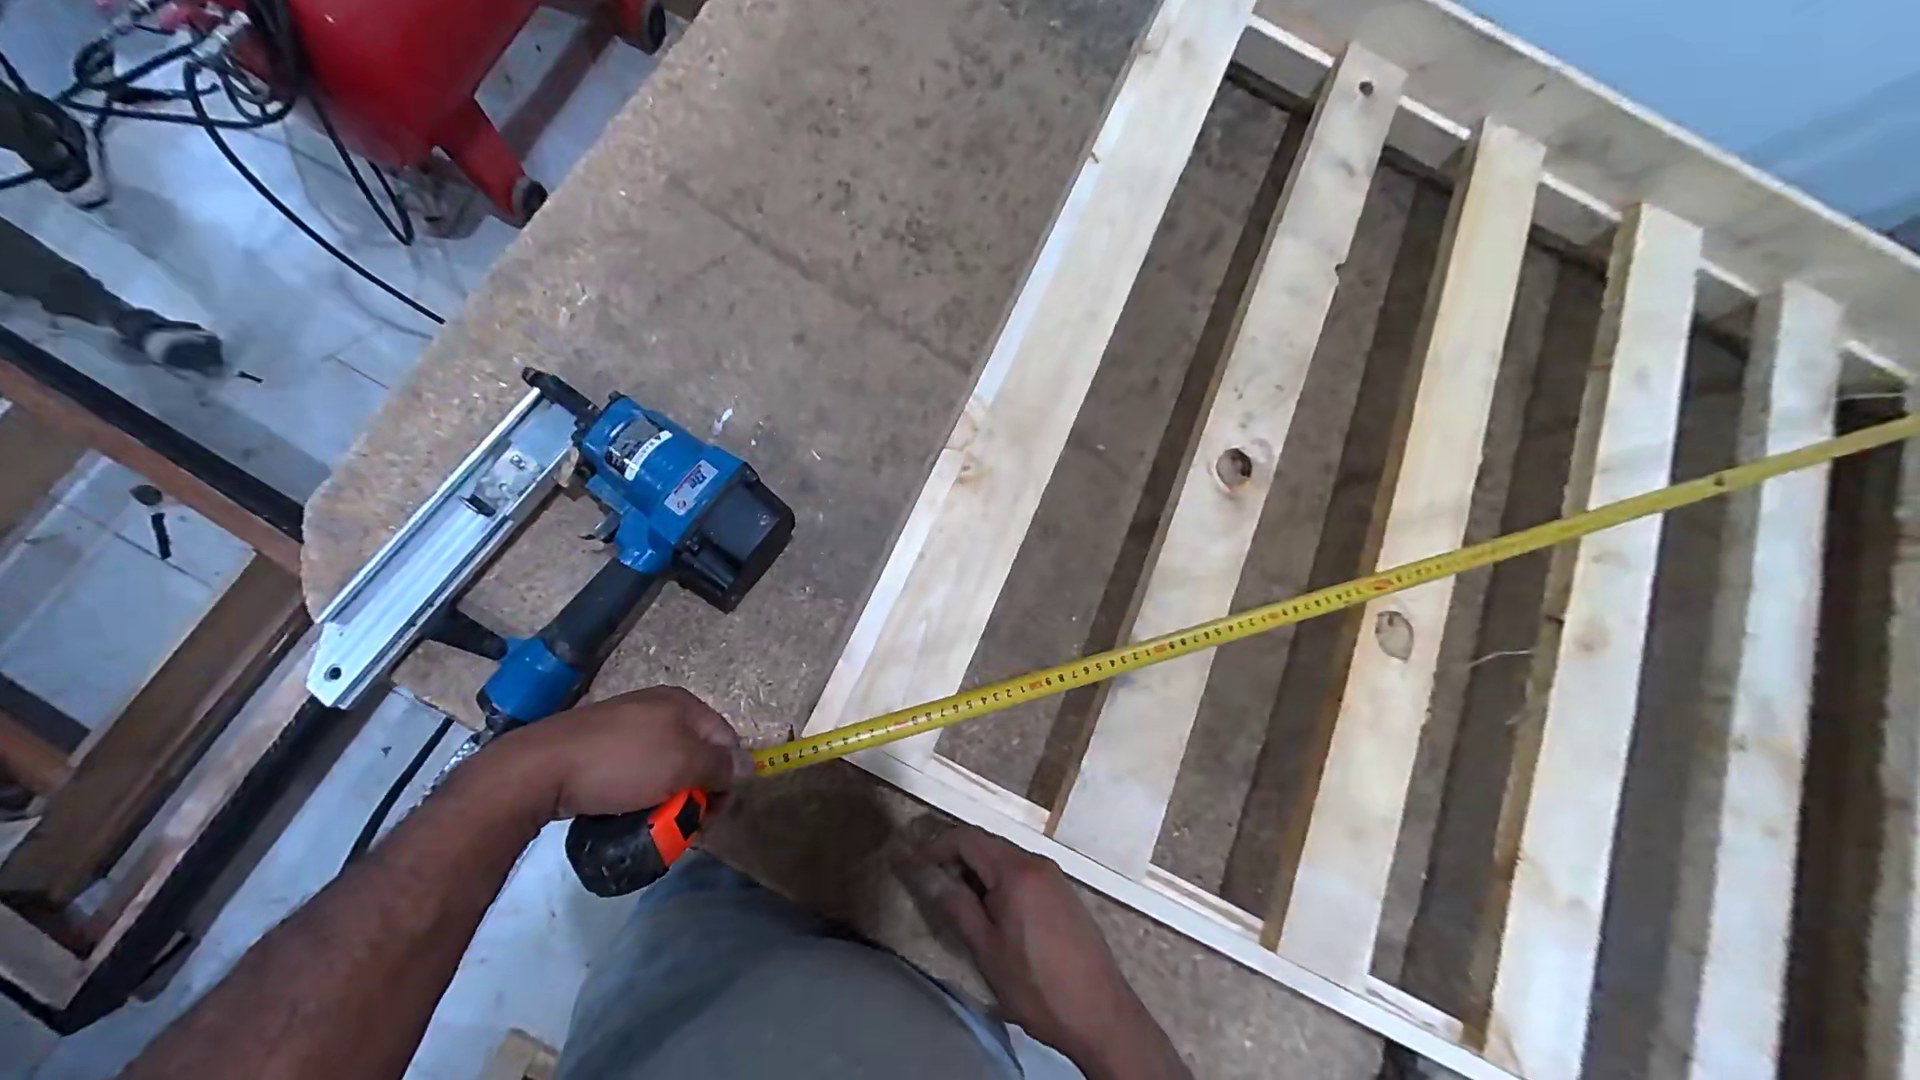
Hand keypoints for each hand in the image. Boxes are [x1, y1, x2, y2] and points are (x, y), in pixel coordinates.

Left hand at [491, 686, 754, 820]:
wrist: (538, 770)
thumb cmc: (621, 763)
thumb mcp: (683, 764)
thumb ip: (721, 765)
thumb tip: (746, 768)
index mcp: (683, 703)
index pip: (726, 739)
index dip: (728, 777)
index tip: (713, 814)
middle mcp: (658, 707)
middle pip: (697, 753)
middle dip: (698, 790)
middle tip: (685, 824)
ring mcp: (625, 725)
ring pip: (666, 765)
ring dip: (670, 795)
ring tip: (656, 822)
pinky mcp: (598, 746)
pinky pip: (636, 771)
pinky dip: (641, 792)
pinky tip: (630, 810)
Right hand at [905, 827, 1189, 1079]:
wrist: (1101, 1013)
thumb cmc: (1037, 986)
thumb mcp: (987, 950)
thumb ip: (957, 905)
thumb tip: (929, 875)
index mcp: (1016, 871)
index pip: (967, 838)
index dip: (936, 845)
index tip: (914, 862)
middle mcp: (1036, 862)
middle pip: (987, 844)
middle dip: (957, 857)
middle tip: (934, 884)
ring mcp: (1054, 875)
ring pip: (1005, 858)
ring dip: (979, 871)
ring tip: (961, 902)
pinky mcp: (1064, 891)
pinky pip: (1023, 872)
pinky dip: (1001, 880)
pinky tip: (995, 910)